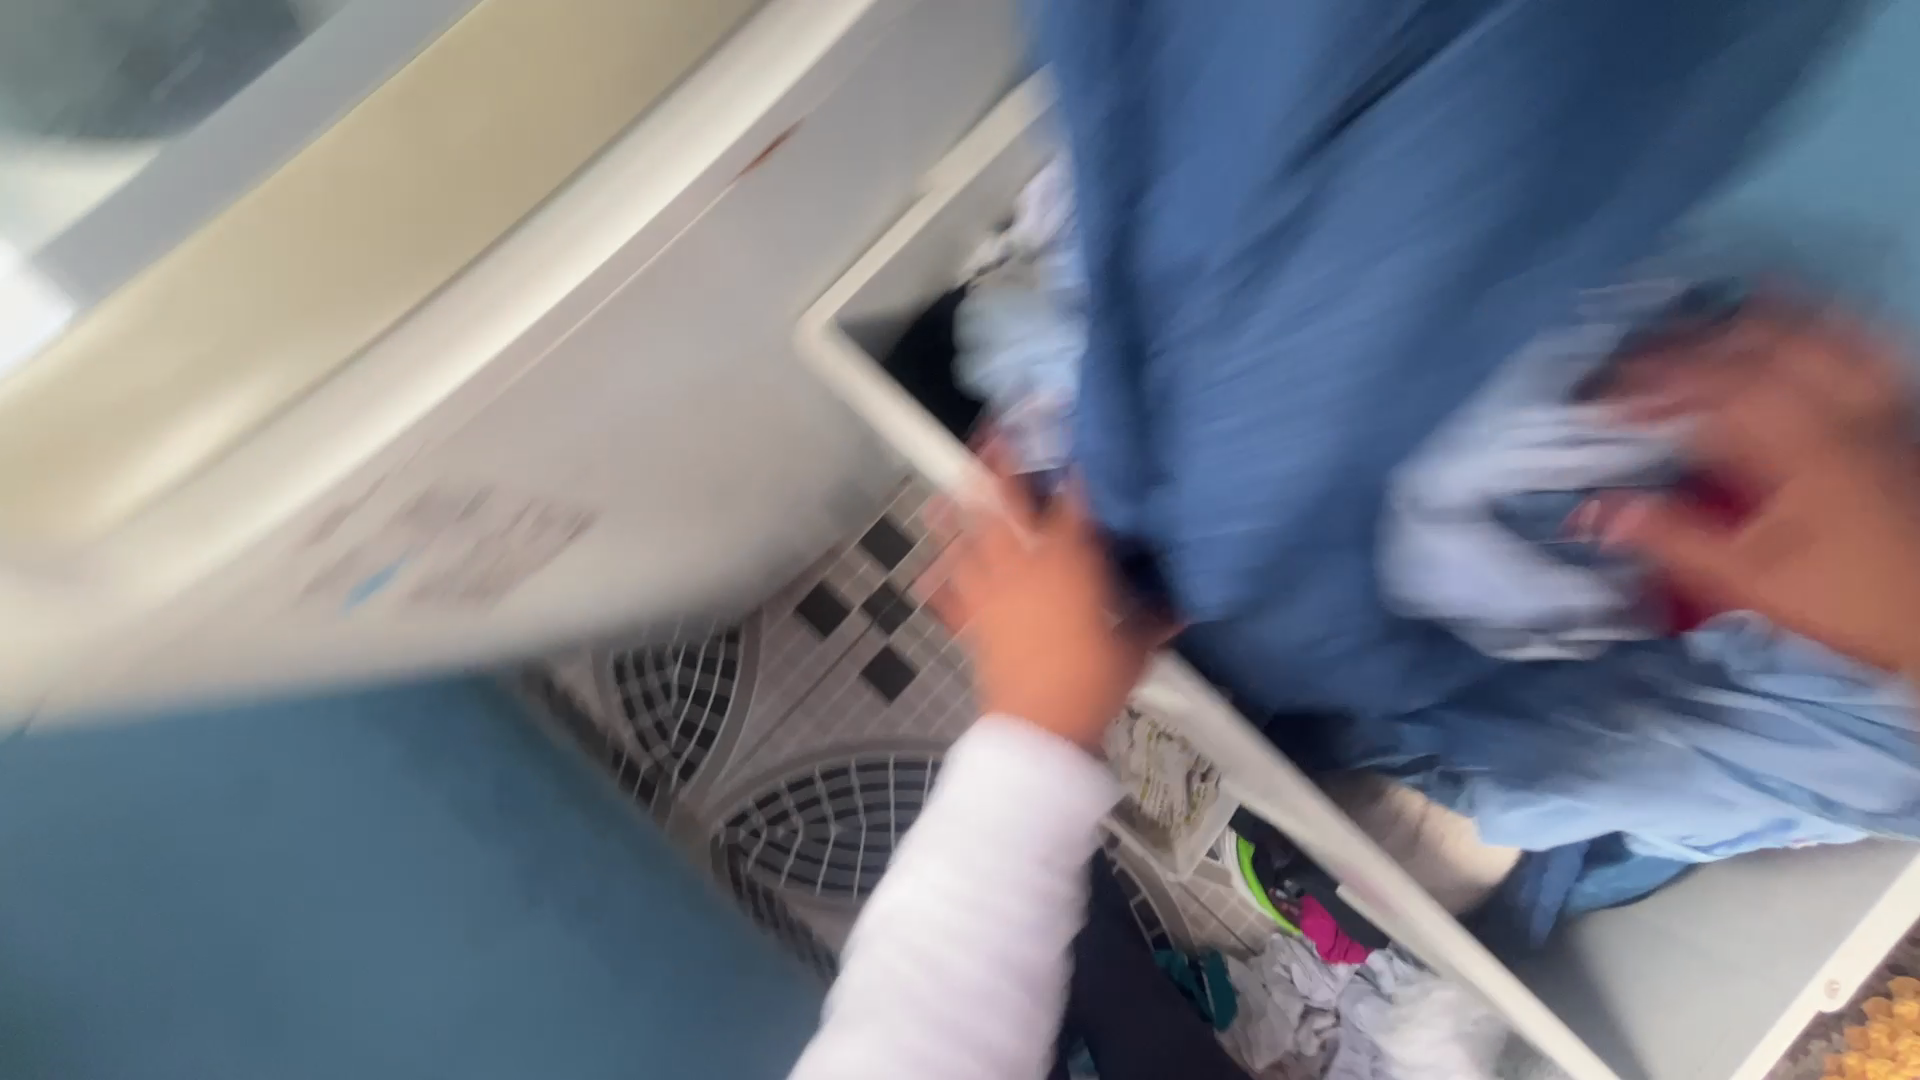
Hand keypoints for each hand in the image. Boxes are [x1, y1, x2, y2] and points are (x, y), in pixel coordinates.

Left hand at [919, 442, 1170, 751]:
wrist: (1040, 728)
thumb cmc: (1092, 683)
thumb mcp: (1135, 649)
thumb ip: (1155, 619)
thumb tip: (1184, 605)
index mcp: (1068, 562)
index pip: (1073, 502)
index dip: (1072, 467)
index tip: (1069, 442)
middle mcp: (1023, 564)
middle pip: (1004, 503)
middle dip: (998, 465)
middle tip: (992, 434)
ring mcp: (990, 589)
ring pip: (966, 538)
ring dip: (955, 513)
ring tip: (945, 491)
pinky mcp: (970, 619)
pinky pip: (947, 594)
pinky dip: (936, 580)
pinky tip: (926, 570)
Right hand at [1594, 306, 1919, 671]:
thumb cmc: (1855, 598)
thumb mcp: (1748, 577)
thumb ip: (1670, 536)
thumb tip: (1594, 510)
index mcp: (1805, 451)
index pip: (1715, 391)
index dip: (1649, 384)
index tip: (1599, 395)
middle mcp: (1850, 416)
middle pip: (1767, 349)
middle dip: (1692, 343)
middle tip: (1637, 354)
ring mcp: (1888, 412)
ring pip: (1825, 339)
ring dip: (1758, 323)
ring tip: (1709, 320)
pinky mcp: (1905, 421)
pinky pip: (1865, 354)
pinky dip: (1823, 331)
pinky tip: (1796, 329)